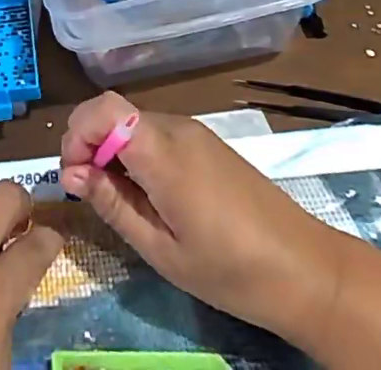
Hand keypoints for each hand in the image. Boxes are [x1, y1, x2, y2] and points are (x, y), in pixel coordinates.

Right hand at [58, 92, 338, 334]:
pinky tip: (147, 193)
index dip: (76, 134)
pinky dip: (134, 152)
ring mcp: (194, 131)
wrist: (309, 271)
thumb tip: (71, 174)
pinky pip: (154, 133)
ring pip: (131, 122)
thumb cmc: (232, 269)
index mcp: (164, 152)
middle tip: (89, 193)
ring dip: (110, 150)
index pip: (103, 109)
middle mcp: (176, 127)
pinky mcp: (205, 142)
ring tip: (119, 200)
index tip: (74, 179)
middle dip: (88, 144)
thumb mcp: (161, 249)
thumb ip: (113, 204)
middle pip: (112, 112)